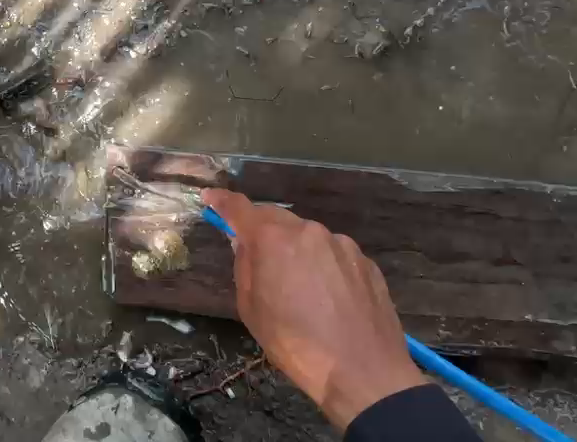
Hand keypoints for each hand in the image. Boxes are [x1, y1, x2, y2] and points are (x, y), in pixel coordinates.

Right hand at [202, 188, 425, 428]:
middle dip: (262, 231)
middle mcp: (307, 231)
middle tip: (260, 257)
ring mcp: (341, 244)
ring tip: (302, 286)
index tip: (209, 198)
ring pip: (307, 236)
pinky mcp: (366, 262)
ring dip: (296, 249)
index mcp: (272, 239)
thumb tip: (245, 243)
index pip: (238, 207)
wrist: (367, 378)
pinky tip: (331, 296)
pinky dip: (325, 264)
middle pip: (275, 218)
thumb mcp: (251, 309)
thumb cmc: (297, 345)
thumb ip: (244, 266)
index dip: (220, 201)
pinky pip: (334, 253)